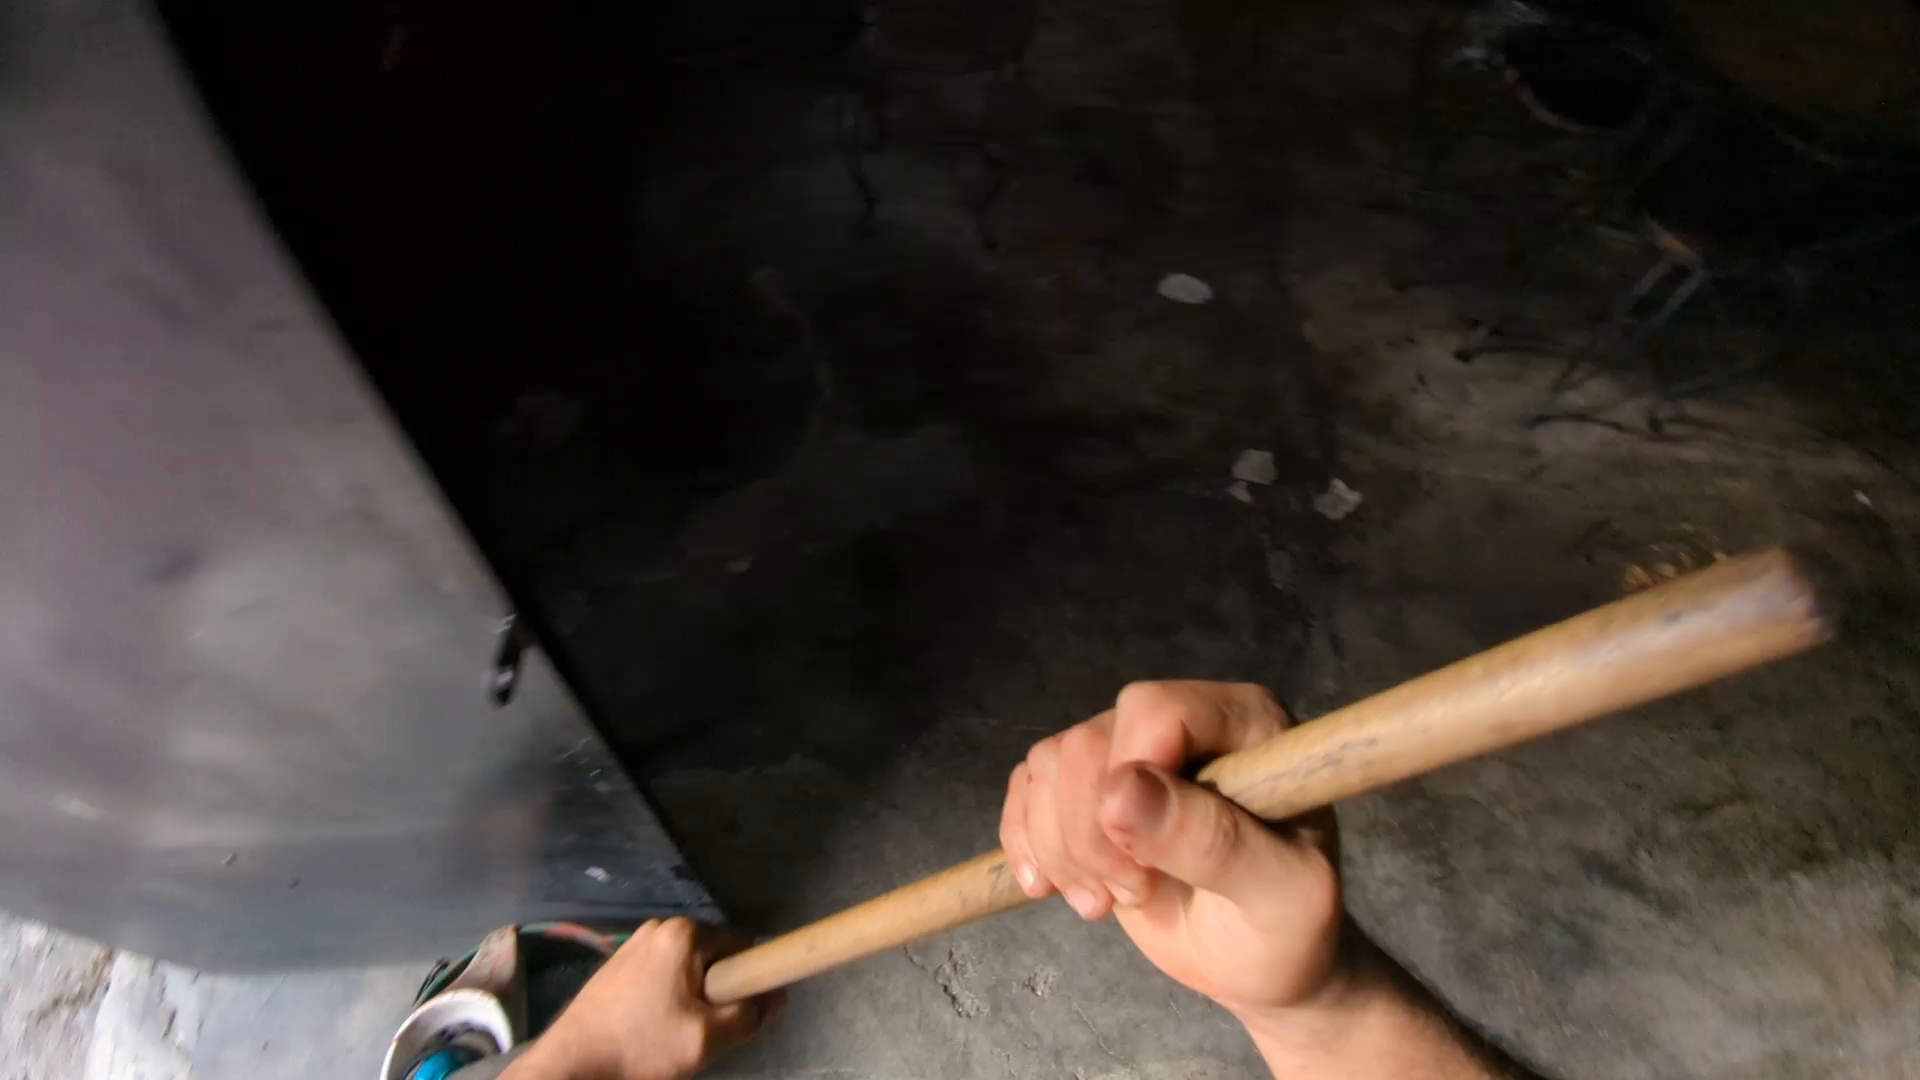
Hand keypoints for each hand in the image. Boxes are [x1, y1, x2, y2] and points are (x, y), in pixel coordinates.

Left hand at [509, 918, 781, 1079]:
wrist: (565, 1072)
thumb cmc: (639, 1049)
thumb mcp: (705, 1041)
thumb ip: (750, 1016)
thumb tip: (779, 999)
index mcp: (685, 932)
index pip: (741, 943)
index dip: (746, 977)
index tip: (735, 1010)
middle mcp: (661, 925)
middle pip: (713, 953)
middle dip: (715, 988)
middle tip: (700, 1029)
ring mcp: (634, 941)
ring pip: (685, 965)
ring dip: (689, 993)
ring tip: (671, 1033)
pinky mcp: (615, 962)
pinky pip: (659, 972)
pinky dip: (664, 995)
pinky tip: (648, 1028)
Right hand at [998, 681, 1345, 1025]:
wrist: (1249, 963)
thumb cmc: (1286, 930)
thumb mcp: (1280, 897)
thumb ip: (1213, 840)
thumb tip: (1120, 793)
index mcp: (1241, 721)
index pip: (1156, 708)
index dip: (1132, 774)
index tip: (1145, 858)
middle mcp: (1175, 720)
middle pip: (1089, 742)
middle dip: (1094, 834)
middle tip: (1135, 893)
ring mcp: (1123, 748)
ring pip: (1049, 763)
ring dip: (1062, 847)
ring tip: (1106, 901)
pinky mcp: (1082, 782)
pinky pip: (1024, 785)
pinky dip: (1026, 841)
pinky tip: (1054, 887)